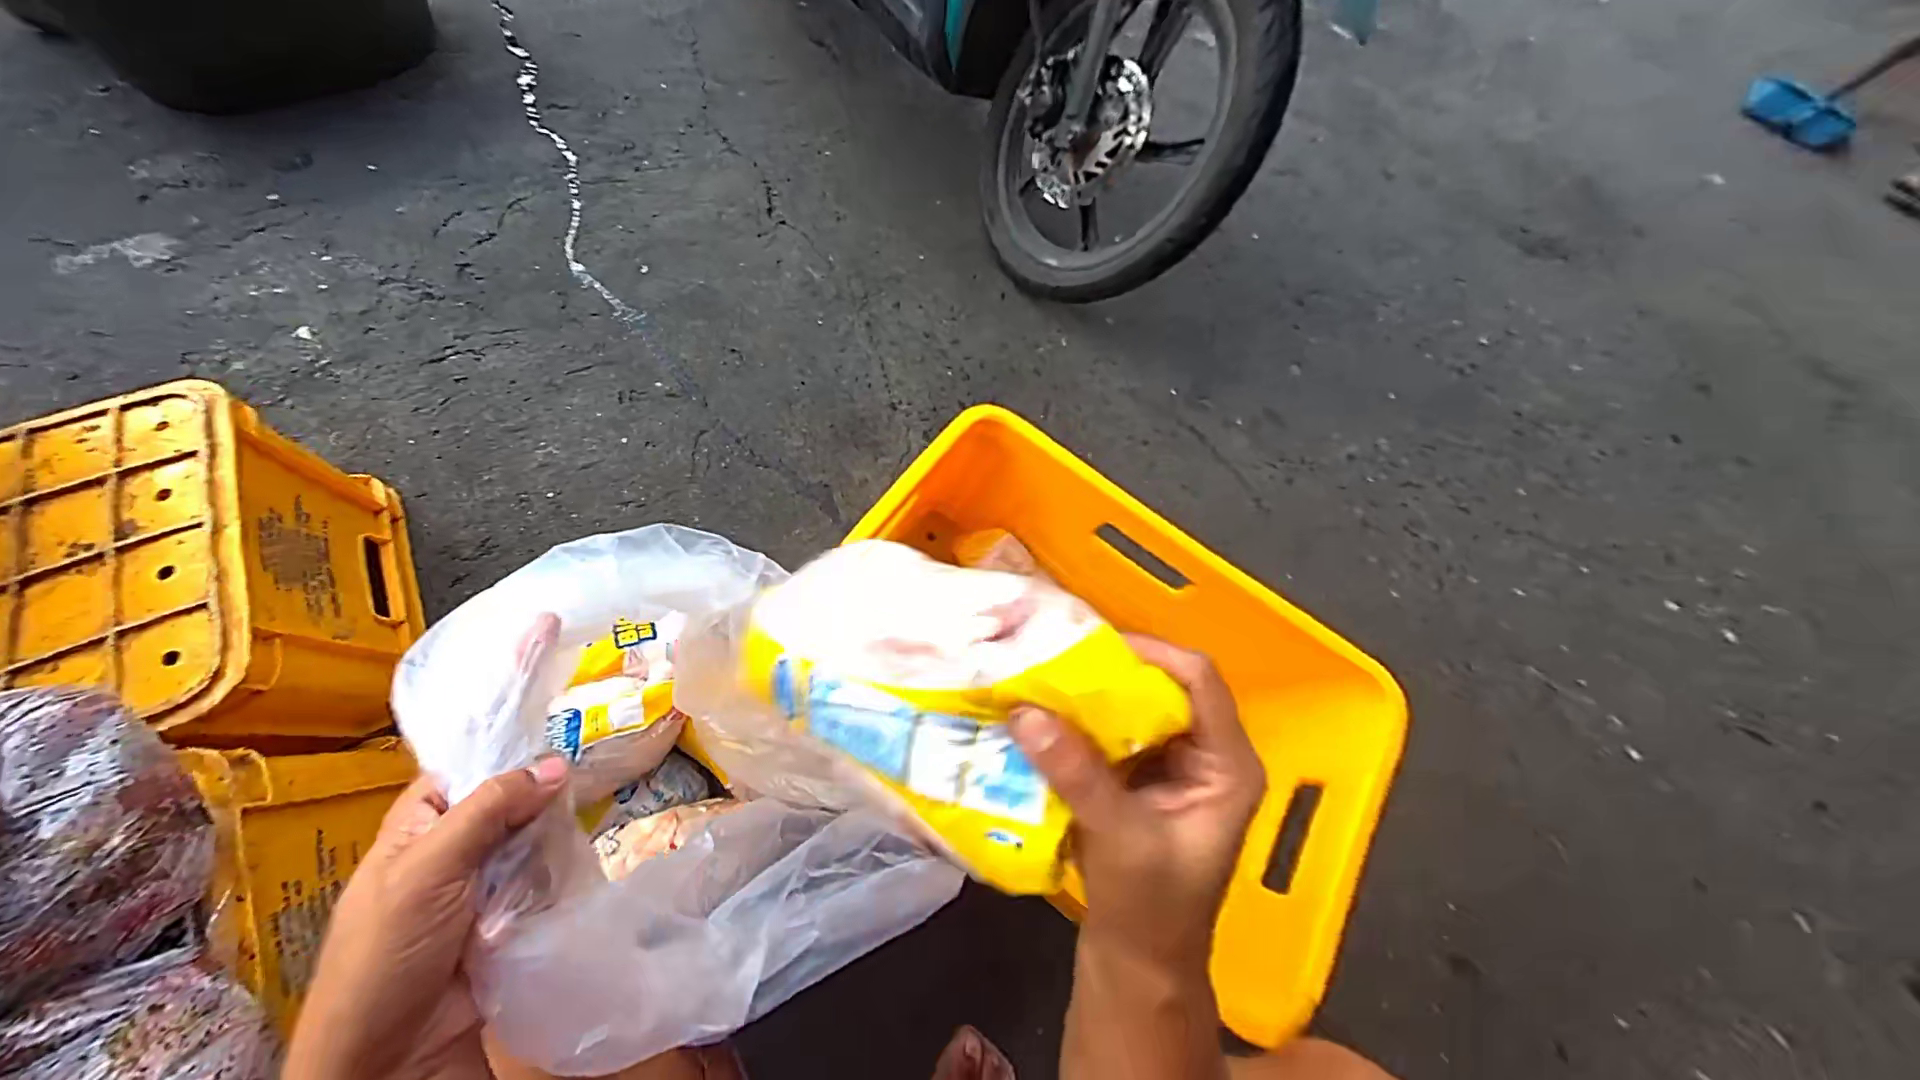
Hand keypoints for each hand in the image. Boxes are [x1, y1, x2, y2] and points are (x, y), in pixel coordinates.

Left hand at [284, 758, 569, 1079]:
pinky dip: (562, 861)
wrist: (394, 1056)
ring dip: (555, 826)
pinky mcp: (512, 910)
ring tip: (593, 802)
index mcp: (416, 828)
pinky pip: (544, 871)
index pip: (464, 769)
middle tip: (590, 764)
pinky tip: (583, 847)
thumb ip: (489, 810)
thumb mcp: (428, 869)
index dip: (504, 749)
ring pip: (531, 834)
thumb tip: (556, 763)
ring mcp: (483, 881)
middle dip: (542, 788)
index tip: (558, 728)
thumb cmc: (388, 953)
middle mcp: (452, 847)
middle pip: (507, 799)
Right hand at [1011, 636, 1263, 969]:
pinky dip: (1081, 721)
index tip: (1093, 647)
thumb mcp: (1118, 837)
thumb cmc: (1150, 908)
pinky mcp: (1139, 776)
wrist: (1138, 962)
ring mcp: (1171, 764)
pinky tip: (1046, 714)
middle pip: (1164, 685)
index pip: (1199, 680)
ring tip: (1046, 676)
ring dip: (1092, 693)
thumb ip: (1076, 773)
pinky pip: (1112, 731)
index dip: (1152, 654)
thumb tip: (1026, 712)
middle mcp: (1205, 753)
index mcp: (1227, 765)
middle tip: (1058, 656)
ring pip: (1134, 705)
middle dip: (1112, 670)